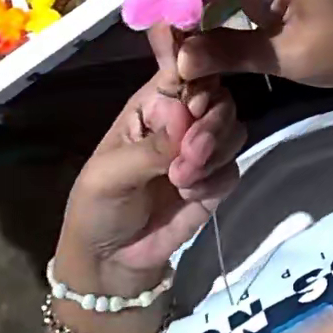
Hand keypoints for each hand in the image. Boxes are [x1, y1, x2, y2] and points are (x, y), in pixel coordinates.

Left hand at [56, 67, 244, 301]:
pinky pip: (234, 166)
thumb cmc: (98, 206)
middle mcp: (183, 120)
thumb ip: (151, 147)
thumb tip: (185, 115)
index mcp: (152, 105)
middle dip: (212, 125)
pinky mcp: (217, 178)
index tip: (195, 102)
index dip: (198, 76)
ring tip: (182, 181)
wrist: (113, 261)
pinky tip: (190, 195)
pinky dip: (215, 180)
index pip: (184, 72)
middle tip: (191, 153)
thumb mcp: (110, 175)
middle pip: (220, 98)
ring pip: (234, 129)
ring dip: (214, 153)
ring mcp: (204, 149)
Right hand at [161, 0, 332, 89]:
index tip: (170, 58)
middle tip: (172, 52)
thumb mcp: (287, 57)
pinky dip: (200, 5)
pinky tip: (198, 37)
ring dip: (181, 3)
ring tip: (180, 49)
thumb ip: (230, 53)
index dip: (170, 13)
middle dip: (168, 3)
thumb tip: (178, 64)